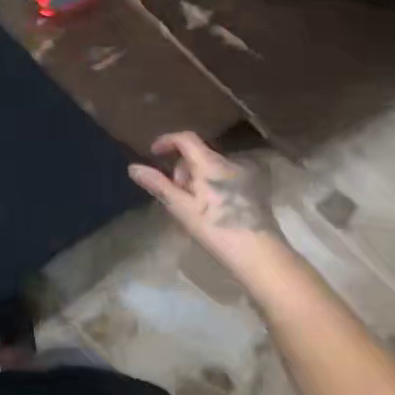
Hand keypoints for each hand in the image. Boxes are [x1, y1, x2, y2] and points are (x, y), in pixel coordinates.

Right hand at [128, 132, 285, 266]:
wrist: (261, 256)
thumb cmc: (217, 229)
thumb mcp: (181, 208)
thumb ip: (158, 184)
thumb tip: (133, 167)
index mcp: (211, 165)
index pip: (187, 138)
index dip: (167, 141)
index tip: (153, 153)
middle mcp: (230, 164)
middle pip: (197, 154)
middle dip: (180, 168)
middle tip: (173, 193)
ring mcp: (244, 177)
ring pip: (209, 168)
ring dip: (194, 179)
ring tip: (190, 206)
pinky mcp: (252, 190)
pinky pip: (222, 178)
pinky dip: (208, 186)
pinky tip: (208, 210)